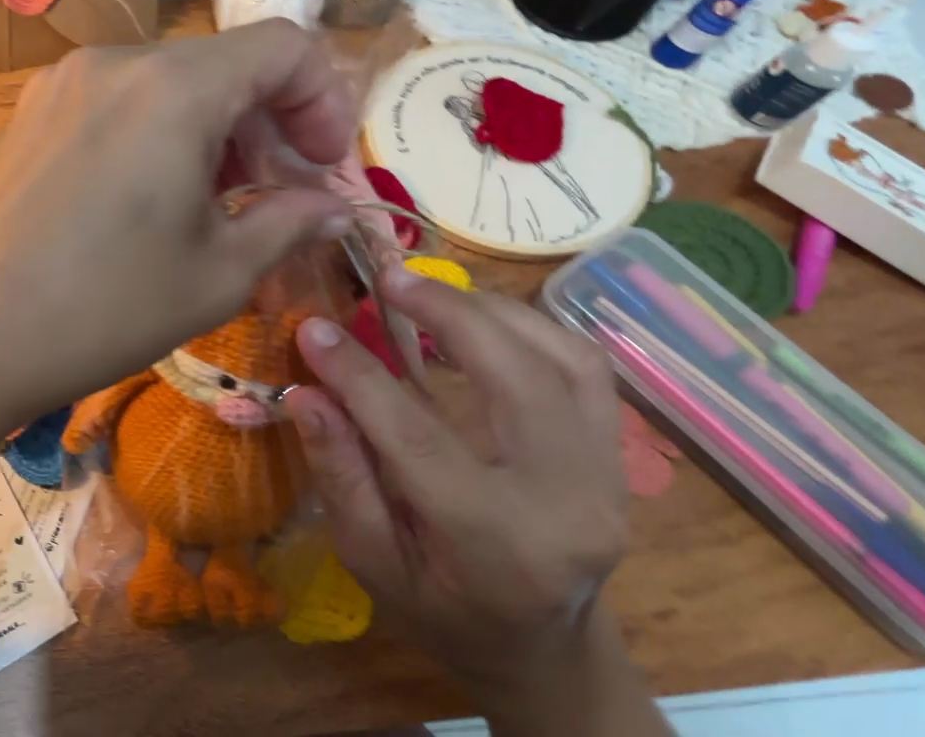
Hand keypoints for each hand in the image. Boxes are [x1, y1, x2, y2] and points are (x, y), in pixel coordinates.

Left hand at [0, 20, 358, 455]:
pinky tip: (152, 195)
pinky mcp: (31, 114)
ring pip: (169, 82)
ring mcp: (62, 84)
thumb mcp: (218, 274)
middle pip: (224, 64)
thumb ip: (290, 221)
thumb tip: (332, 204)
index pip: (283, 48)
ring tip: (217, 202)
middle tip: (278, 196)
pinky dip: (158, 131)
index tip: (322, 168)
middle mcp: (114, 63)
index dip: (324, 101)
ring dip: (214, 129)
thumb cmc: (107, 310)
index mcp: (173, 88)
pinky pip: (118, 101)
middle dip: (269, 123)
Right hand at [282, 266, 631, 693]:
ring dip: (493, 310)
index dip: (359, 376)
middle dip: (448, 313)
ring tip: (429, 290)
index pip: (417, 437)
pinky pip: (585, 366)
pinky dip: (531, 326)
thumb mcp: (371, 559)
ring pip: (565, 358)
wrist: (541, 646)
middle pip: (516, 379)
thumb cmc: (441, 611)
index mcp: (496, 542)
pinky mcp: (618, 452)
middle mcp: (569, 502)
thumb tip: (306, 394)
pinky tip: (480, 316)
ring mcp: (609, 474)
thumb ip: (341, 475)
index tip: (314, 329)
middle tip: (388, 278)